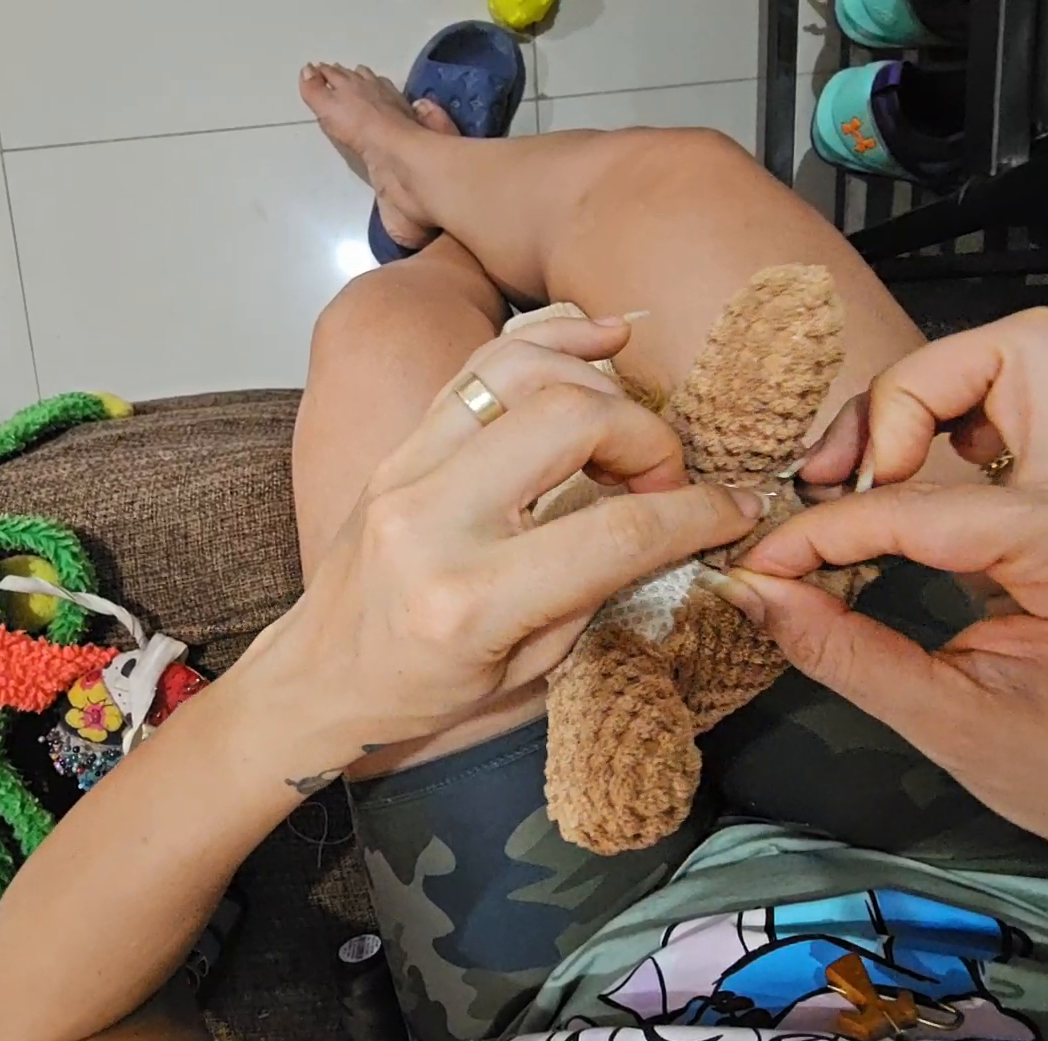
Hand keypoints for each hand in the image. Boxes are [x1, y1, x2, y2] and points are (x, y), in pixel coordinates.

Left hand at [243, 316, 762, 763]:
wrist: (318, 672)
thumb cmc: (418, 690)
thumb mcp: (522, 670)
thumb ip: (594, 589)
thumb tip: (661, 523)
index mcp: (468, 601)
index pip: (612, 533)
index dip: (691, 513)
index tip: (728, 509)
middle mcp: (431, 522)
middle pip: (569, 423)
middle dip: (645, 437)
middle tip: (661, 477)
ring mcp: (404, 473)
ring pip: (519, 373)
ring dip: (596, 385)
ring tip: (629, 420)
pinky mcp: (396, 449)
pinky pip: (474, 371)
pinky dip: (542, 344)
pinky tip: (593, 343)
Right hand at [712, 309, 1047, 948]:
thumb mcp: (956, 732)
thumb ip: (842, 654)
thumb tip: (751, 593)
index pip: (929, 505)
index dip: (825, 529)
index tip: (767, 563)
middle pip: (1018, 351)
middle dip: (903, 400)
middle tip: (843, 479)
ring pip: (1026, 358)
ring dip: (927, 401)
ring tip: (870, 477)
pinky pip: (1030, 406)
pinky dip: (953, 427)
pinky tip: (915, 489)